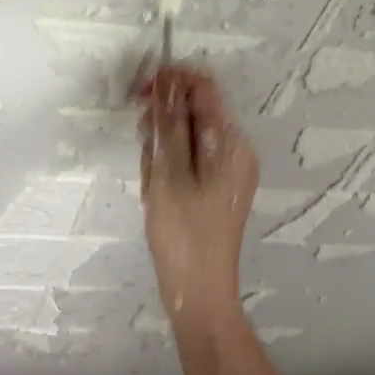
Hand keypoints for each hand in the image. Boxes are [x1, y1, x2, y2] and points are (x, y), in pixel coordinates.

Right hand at [135, 64, 257, 325]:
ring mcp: (227, 171)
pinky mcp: (216, 188)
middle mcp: (235, 150)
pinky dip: (167, 167)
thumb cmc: (182, 233)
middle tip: (145, 152)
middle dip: (162, 122)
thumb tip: (167, 81)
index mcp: (231, 142)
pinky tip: (156, 193)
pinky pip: (187, 160)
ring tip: (151, 183)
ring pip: (185, 137)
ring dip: (161, 149)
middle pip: (193, 110)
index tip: (139, 94)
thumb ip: (169, 123)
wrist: (198, 293)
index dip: (170, 81)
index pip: (203, 86)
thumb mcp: (169, 172)